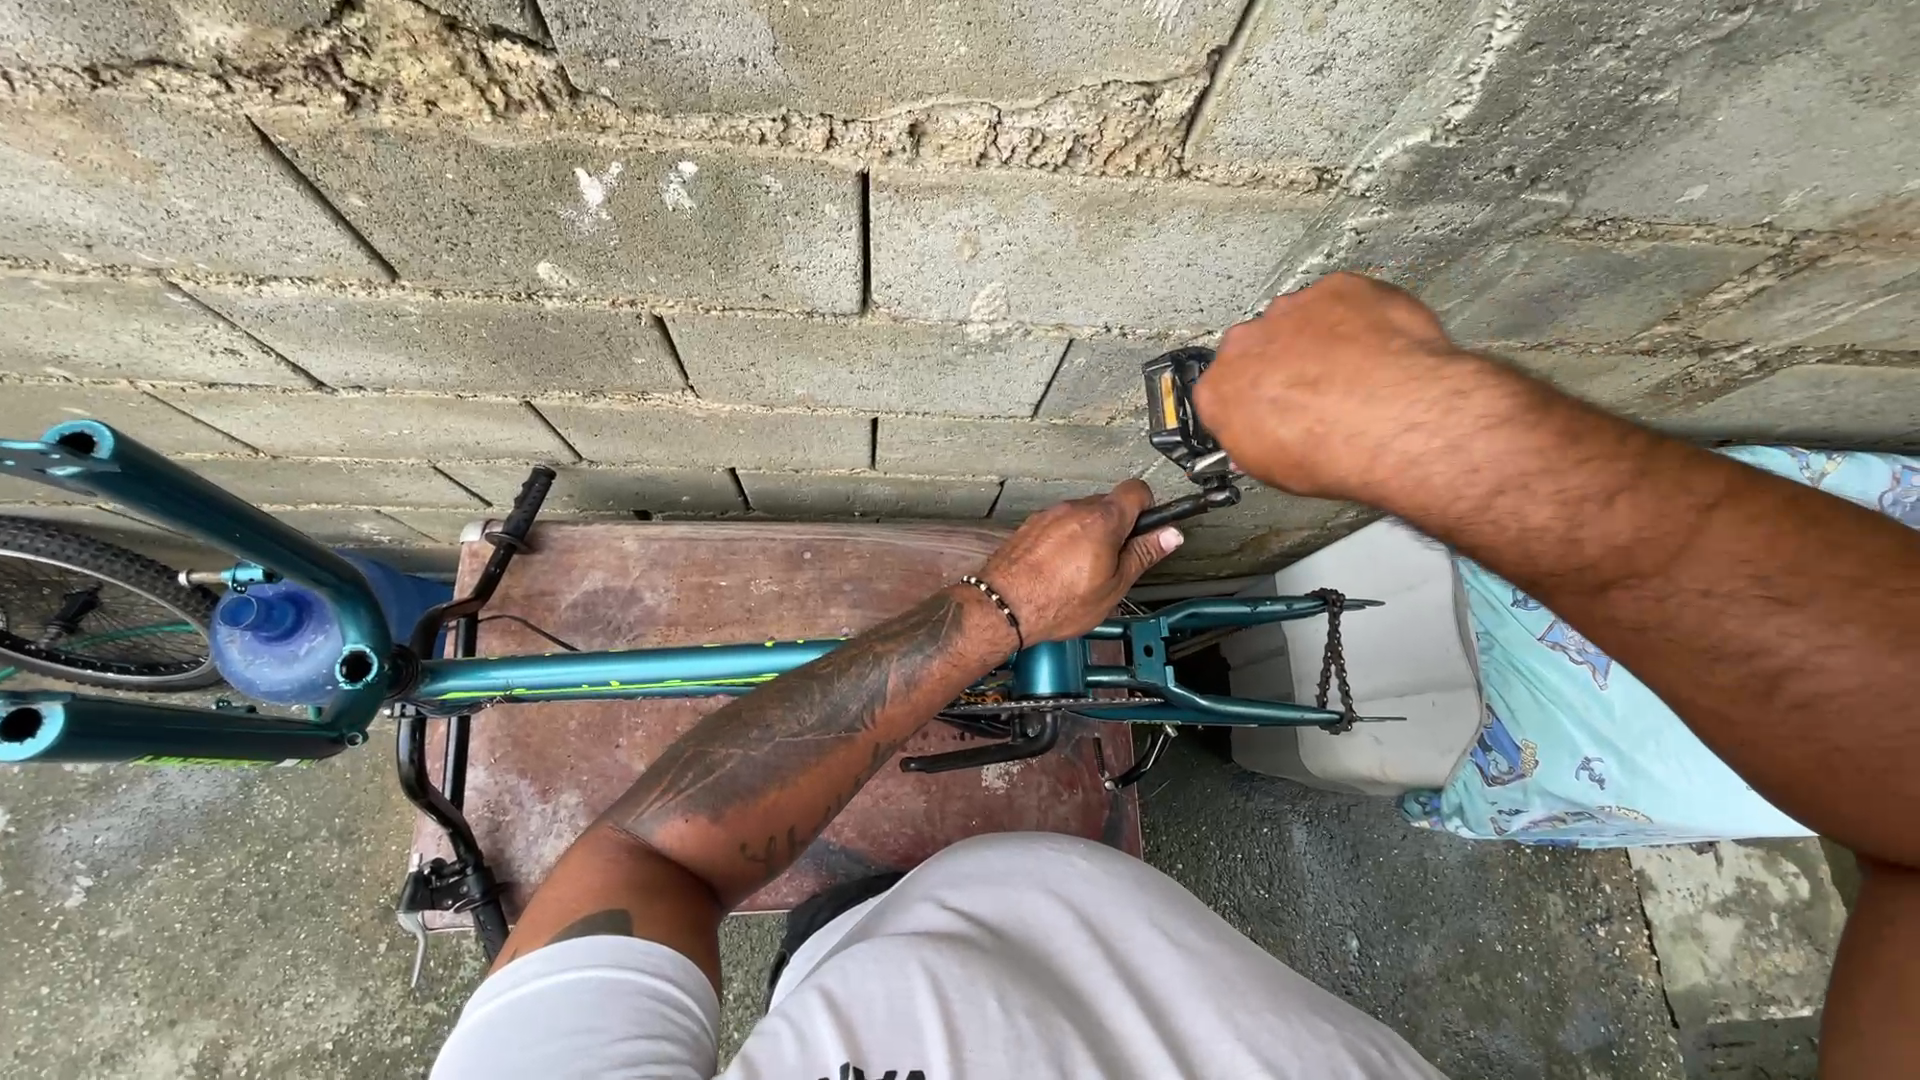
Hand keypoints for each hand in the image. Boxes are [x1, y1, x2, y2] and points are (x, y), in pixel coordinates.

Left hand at [975, 480, 1183, 642]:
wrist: (1003, 607)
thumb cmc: (1056, 601)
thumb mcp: (1114, 585)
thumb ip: (1143, 554)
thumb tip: (1169, 535)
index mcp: (1103, 519)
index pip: (1137, 490)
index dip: (1148, 508)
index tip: (1148, 529)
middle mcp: (1074, 509)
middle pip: (1108, 504)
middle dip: (1117, 528)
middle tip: (1116, 561)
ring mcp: (1049, 515)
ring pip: (1081, 516)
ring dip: (1089, 536)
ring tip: (1083, 571)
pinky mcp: (1031, 526)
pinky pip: (1058, 526)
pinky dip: (1065, 541)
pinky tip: (1060, 570)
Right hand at [1194, 272, 1504, 502]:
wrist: (1391, 419)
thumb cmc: (1332, 447)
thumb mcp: (1274, 470)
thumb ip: (1256, 443)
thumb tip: (1266, 442)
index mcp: (1218, 389)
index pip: (1222, 391)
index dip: (1249, 402)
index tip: (1268, 411)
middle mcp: (1245, 344)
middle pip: (1256, 348)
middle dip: (1280, 365)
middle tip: (1313, 393)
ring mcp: (1290, 312)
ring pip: (1297, 320)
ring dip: (1317, 339)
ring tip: (1351, 371)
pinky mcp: (1336, 289)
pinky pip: (1342, 299)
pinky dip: (1357, 317)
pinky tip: (1374, 347)